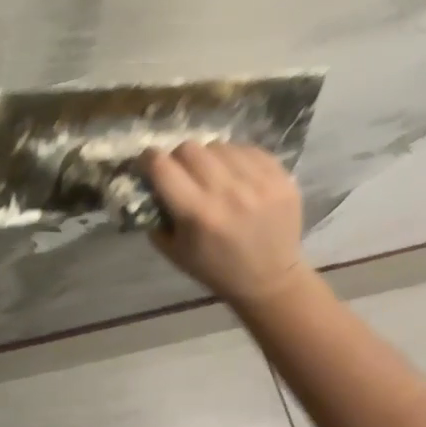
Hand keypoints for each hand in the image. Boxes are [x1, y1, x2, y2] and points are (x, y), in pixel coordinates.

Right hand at [143, 141, 309, 305]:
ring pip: (218, 146)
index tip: (149, 165)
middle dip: (180, 158)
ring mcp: (259, 184)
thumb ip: (154, 212)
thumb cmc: (216, 268)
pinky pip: (247, 149)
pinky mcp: (281, 178)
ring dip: (210, 158)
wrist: (272, 281)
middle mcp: (229, 194)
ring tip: (215, 177)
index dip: (148, 160)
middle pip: (189, 148)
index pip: (161, 165)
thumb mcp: (173, 249)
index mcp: (199, 214)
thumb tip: (144, 180)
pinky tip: (239, 178)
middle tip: (185, 174)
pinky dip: (236, 159)